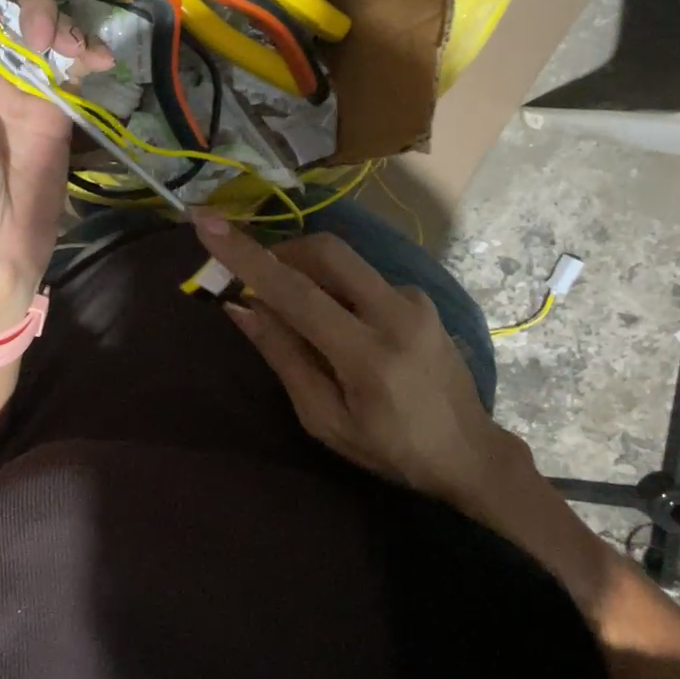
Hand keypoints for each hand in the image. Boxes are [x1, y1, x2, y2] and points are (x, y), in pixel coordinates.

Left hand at [0, 0, 112, 338]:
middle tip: (42, 38)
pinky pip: (68, 66)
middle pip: (6, 15)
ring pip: (41, 35)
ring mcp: (19, 90)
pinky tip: (97, 62)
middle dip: (29, 10)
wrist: (0, 257)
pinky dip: (84, 55)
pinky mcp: (53, 109)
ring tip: (75, 54)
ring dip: (61, 29)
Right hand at [191, 210, 519, 508]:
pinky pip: (358, 275)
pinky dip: (329, 285)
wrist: (472, 456)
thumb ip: (283, 356)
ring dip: (303, 270)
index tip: (206, 222)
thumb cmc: (390, 448)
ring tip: (290, 309)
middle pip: (323, 250)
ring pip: (341, 259)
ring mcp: (414, 300)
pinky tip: (329, 321)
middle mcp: (396, 314)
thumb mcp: (323, 419)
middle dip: (278, 251)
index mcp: (368, 355)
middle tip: (253, 277)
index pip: (294, 291)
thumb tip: (240, 306)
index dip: (245, 256)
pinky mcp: (419, 298)